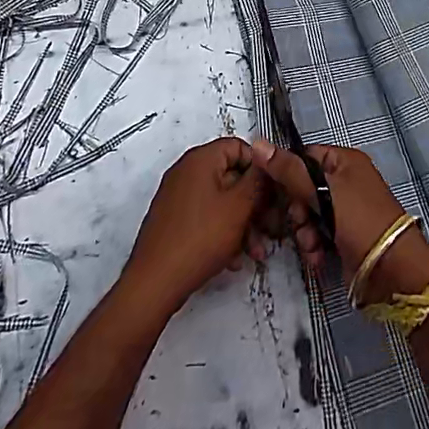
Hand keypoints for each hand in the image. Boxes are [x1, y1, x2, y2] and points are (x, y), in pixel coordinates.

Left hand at [122, 138, 271, 306]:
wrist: (156, 282)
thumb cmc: (195, 241)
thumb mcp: (239, 206)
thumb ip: (257, 181)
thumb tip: (264, 164)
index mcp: (200, 160)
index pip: (238, 147)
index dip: (259, 167)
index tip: (271, 188)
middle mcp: (186, 173)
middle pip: (231, 177)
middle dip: (254, 203)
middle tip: (269, 224)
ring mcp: (178, 197)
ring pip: (221, 201)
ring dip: (242, 223)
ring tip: (254, 249)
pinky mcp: (174, 220)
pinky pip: (207, 218)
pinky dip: (223, 232)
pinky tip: (234, 257)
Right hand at [250, 139, 428, 304]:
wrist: (394, 271)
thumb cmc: (361, 221)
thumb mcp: (323, 192)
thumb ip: (289, 171)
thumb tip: (257, 144)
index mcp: (344, 161)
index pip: (304, 157)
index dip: (287, 174)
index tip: (274, 191)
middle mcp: (344, 181)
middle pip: (302, 188)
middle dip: (296, 210)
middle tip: (300, 222)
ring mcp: (344, 210)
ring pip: (307, 214)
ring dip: (303, 231)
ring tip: (311, 244)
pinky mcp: (343, 235)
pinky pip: (317, 233)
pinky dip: (313, 245)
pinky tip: (317, 256)